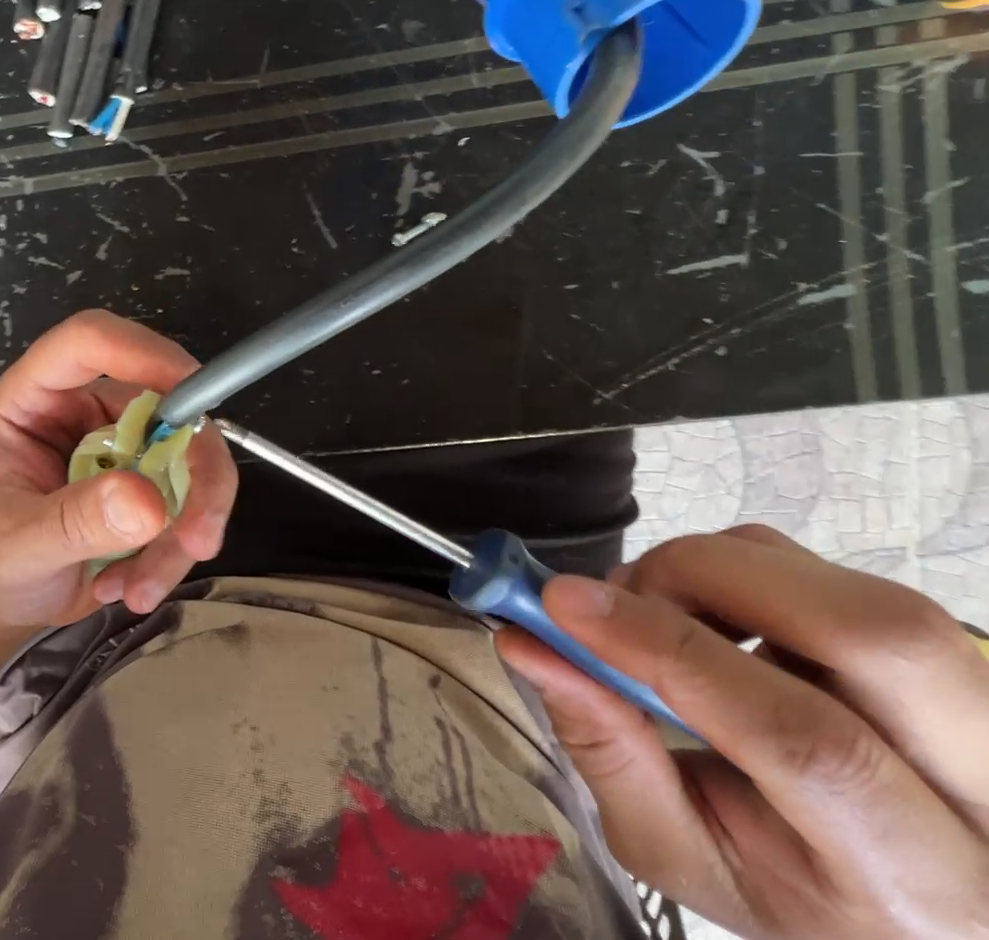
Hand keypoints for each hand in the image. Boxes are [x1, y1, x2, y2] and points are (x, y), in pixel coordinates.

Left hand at [0, 310, 238, 629]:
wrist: (3, 602)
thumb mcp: (17, 544)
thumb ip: (75, 521)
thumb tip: (147, 500)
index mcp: (35, 399)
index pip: (88, 343)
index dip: (142, 352)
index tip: (191, 397)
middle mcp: (85, 412)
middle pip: (167, 404)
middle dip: (194, 473)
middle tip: (197, 540)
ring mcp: (124, 448)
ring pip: (191, 461)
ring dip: (182, 530)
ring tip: (139, 590)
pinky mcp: (151, 486)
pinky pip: (191, 504)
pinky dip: (174, 552)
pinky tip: (134, 589)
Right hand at [497, 526, 988, 939]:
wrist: (915, 895)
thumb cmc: (779, 885)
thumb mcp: (671, 846)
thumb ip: (602, 748)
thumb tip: (525, 642)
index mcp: (912, 874)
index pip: (803, 739)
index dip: (670, 650)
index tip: (561, 601)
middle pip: (876, 632)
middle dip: (708, 579)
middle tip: (616, 594)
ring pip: (860, 589)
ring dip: (720, 573)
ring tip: (658, 618)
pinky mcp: (980, 664)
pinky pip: (851, 577)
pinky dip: (751, 574)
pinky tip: (721, 626)